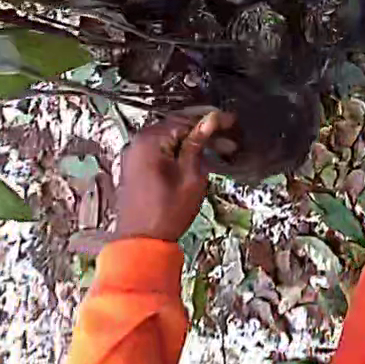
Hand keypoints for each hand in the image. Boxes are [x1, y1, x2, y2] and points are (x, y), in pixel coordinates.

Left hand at [112, 110, 234, 242]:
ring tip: (218, 151)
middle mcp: (138, 143)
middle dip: (203, 131)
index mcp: (150, 142)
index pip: (185, 120)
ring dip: (193, 142)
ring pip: (170, 138)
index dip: (210, 120)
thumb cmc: (167, 212)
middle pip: (176, 127)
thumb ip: (198, 144)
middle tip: (228, 139)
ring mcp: (134, 154)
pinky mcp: (135, 166)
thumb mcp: (191, 176)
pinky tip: (198, 159)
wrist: (141, 243)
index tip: (230, 121)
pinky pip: (161, 149)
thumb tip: (209, 120)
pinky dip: (179, 151)